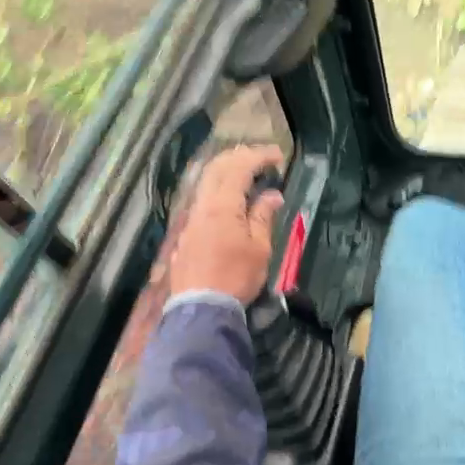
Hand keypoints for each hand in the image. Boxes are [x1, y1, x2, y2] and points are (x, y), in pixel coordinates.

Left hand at [168, 145, 285, 303]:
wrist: (202, 308)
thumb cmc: (236, 277)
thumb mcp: (259, 248)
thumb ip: (262, 216)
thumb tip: (271, 195)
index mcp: (222, 205)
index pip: (239, 168)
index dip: (259, 156)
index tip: (278, 156)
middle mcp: (202, 206)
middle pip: (216, 168)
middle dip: (239, 156)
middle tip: (260, 157)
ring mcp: (190, 220)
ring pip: (205, 184)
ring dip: (226, 172)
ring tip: (246, 174)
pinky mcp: (186, 234)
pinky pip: (201, 201)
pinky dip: (217, 190)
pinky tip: (228, 201)